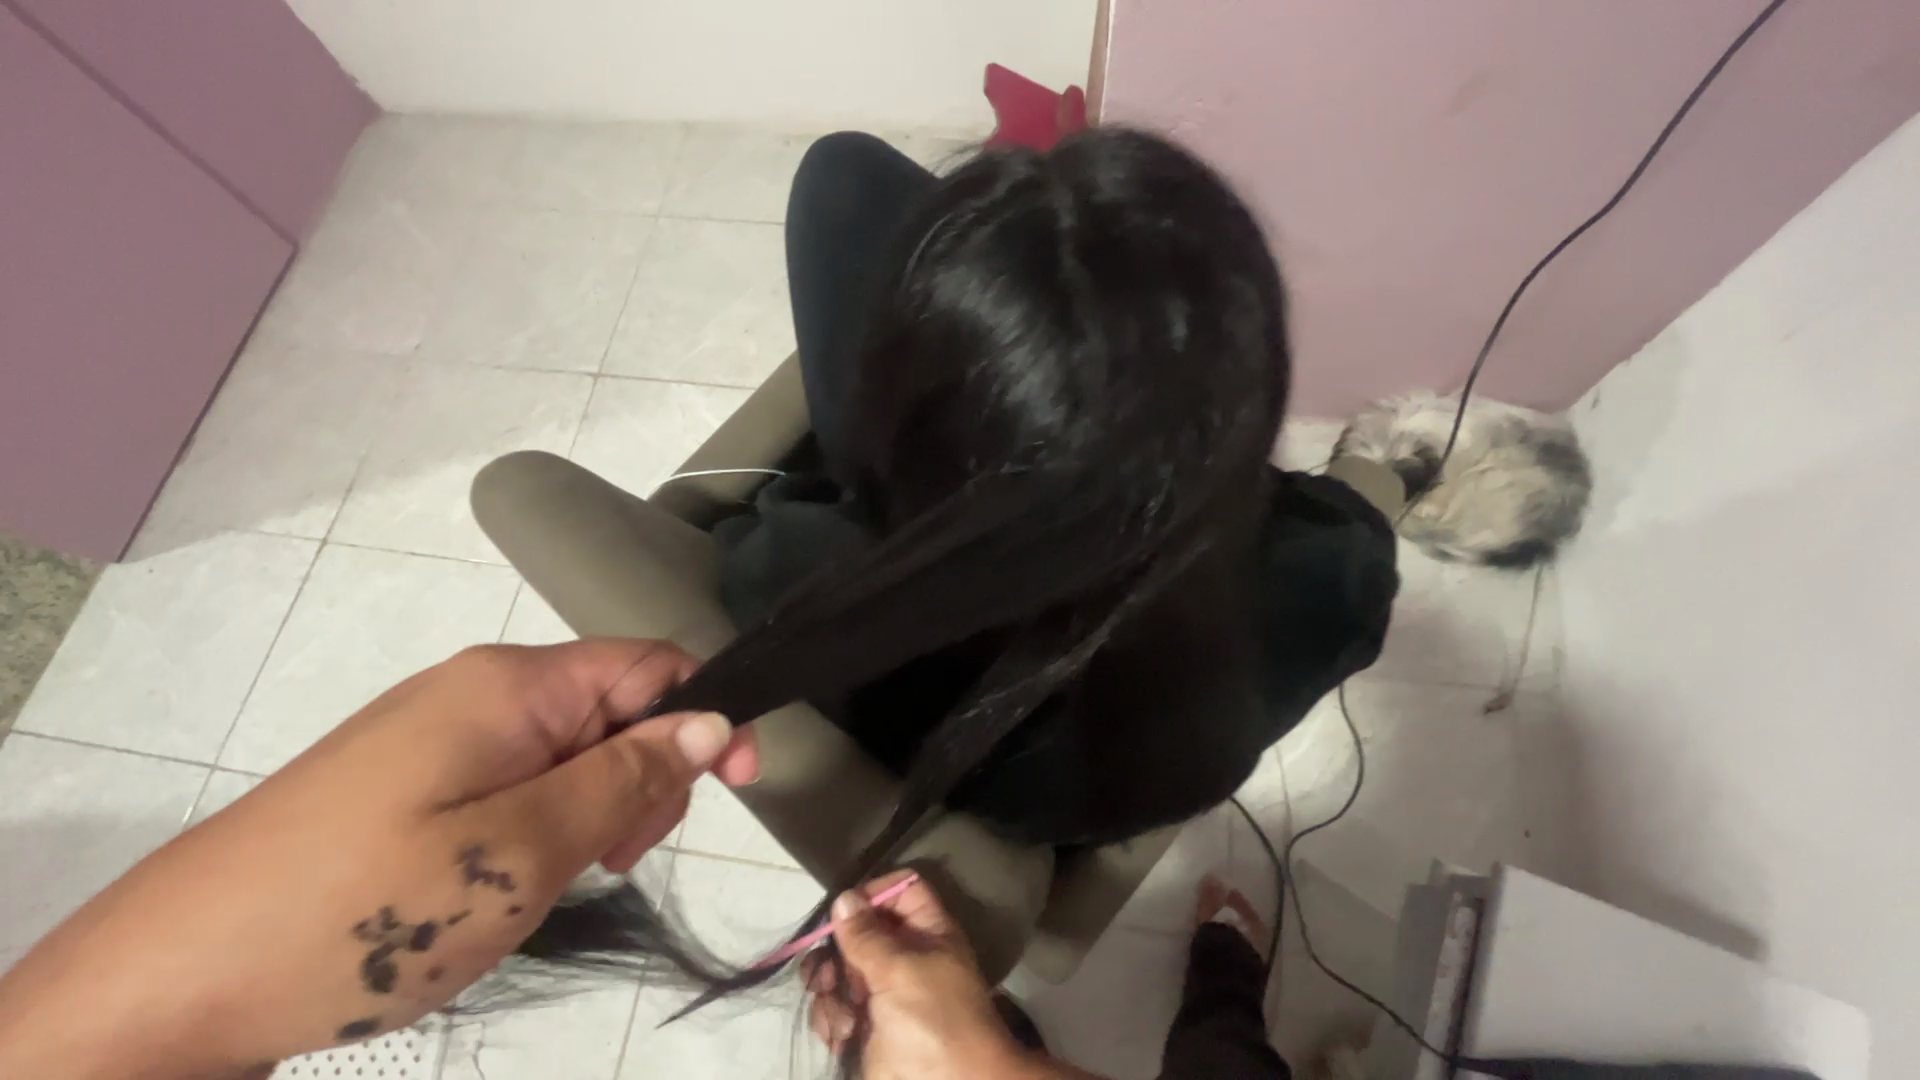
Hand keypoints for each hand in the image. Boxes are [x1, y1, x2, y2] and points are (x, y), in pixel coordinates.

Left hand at [0, 640, 754, 1079]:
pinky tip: (522, 872)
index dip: (709, 712)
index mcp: (516, 685)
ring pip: (575, 744)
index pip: (653, 663)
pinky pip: (524, 774)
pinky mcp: (419, 774)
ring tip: (569, 873)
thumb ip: (627, 778)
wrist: (164, 985)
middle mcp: (485, 689)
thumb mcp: (523, 850)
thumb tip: (711, 721)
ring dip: (602, 801)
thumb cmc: (366, 911)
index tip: (739, 782)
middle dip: (650, 771)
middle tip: (618, 856)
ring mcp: (447, 731)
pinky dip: (552, 817)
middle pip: (618, 704)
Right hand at [805, 872, 1035, 1079]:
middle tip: (829, 970)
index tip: (844, 909)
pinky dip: (832, 1018)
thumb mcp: (901, 970)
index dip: (874, 892)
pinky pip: (836, 1008)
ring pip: (842, 971)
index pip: (901, 891)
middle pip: (861, 932)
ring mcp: (885, 995)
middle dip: (839, 950)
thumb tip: (844, 898)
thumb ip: (867, 935)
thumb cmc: (934, 1021)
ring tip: (843, 1012)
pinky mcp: (866, 1029)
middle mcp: (906, 958)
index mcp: (928, 933)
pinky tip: (841, 1033)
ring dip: (831, 988)